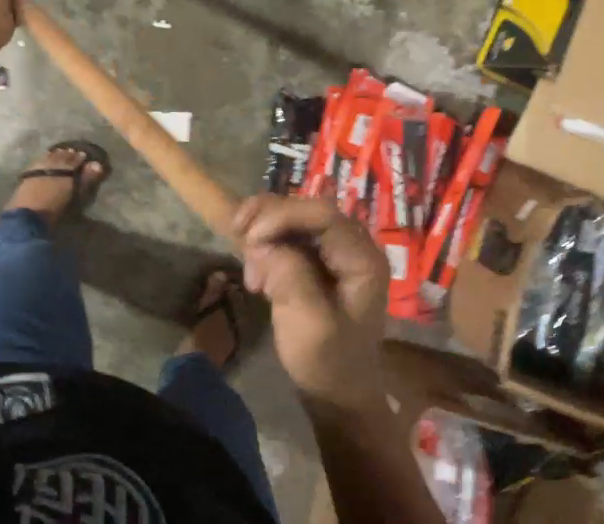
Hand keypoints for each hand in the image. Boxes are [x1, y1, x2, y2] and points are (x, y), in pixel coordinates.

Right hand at [234, 195, 389, 407]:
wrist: (336, 395)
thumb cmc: (328, 362)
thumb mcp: (309, 325)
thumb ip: (290, 277)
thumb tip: (263, 243)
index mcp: (362, 259)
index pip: (322, 213)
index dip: (282, 215)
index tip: (251, 238)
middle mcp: (352, 246)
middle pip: (304, 208)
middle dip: (267, 220)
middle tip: (240, 242)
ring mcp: (333, 251)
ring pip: (291, 216)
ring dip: (262, 233)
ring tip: (251, 270)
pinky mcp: (315, 259)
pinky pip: (284, 233)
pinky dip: (263, 245)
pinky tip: (256, 275)